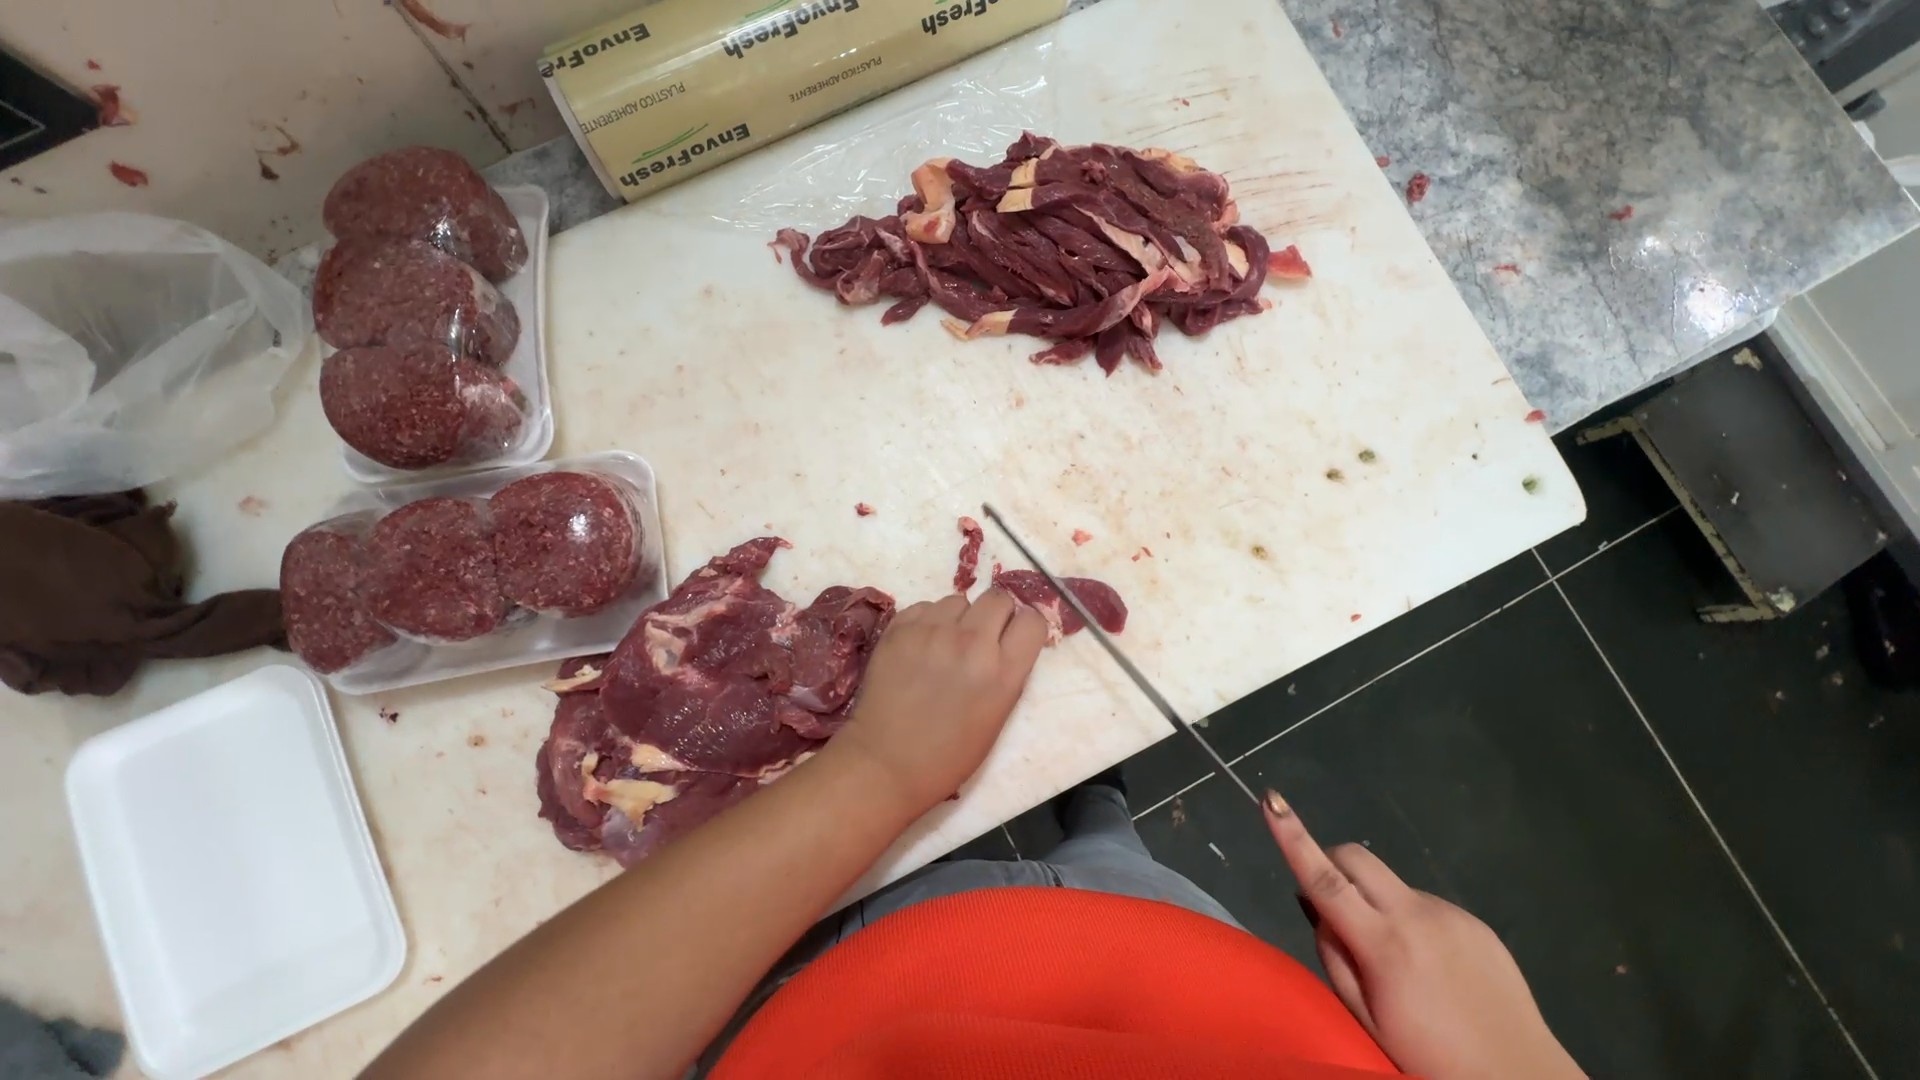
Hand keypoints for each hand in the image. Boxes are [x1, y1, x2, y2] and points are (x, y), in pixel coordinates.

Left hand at [828, 590, 1047, 812]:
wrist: (886, 763)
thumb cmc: (948, 755)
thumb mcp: (996, 716)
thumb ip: (1007, 673)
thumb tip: (1005, 642)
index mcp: (1003, 672)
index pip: (1032, 621)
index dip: (1024, 627)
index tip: (1014, 637)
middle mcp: (972, 642)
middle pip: (997, 597)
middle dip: (994, 614)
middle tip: (981, 637)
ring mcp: (932, 631)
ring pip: (958, 600)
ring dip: (958, 617)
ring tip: (944, 645)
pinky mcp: (900, 628)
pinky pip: (925, 606)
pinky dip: (927, 621)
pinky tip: (919, 647)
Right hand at [1264, 791, 1585, 1079]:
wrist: (1523, 1079)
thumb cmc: (1431, 1058)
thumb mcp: (1367, 1019)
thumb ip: (1335, 957)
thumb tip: (1320, 911)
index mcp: (1383, 945)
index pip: (1324, 879)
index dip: (1293, 837)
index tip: (1273, 800)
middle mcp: (1416, 916)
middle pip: (1356, 857)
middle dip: (1332, 864)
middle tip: (1333, 904)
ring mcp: (1451, 914)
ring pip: (1391, 884)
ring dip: (1376, 902)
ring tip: (1397, 959)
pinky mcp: (1476, 922)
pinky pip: (1426, 905)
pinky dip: (1411, 920)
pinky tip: (1432, 965)